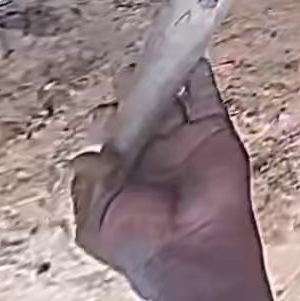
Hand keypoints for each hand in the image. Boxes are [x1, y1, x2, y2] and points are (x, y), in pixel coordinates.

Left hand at [70, 60, 263, 300]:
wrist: (190, 245)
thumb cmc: (140, 243)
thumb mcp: (97, 220)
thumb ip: (92, 183)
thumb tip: (85, 153)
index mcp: (126, 172)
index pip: (115, 136)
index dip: (108, 120)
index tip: (105, 108)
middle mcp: (156, 151)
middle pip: (146, 112)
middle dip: (136, 92)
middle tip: (128, 71)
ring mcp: (186, 139)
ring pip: (176, 101)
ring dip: (167, 79)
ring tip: (159, 55)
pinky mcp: (214, 130)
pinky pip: (207, 98)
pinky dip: (202, 78)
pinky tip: (194, 60)